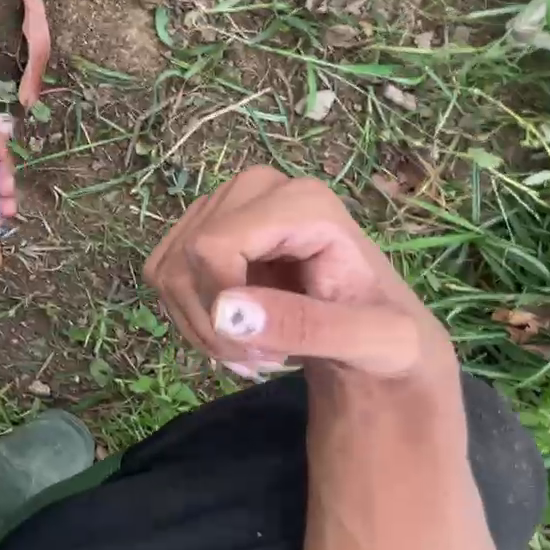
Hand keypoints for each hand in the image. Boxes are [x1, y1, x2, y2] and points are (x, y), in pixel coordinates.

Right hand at [141, 166, 456, 394]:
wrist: (375, 337)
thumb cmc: (388, 338)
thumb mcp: (376, 343)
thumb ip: (307, 327)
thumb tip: (225, 313)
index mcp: (301, 202)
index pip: (211, 245)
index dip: (220, 303)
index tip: (262, 351)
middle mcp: (256, 188)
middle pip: (185, 259)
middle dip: (210, 324)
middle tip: (257, 361)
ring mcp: (222, 205)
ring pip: (166, 271)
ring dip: (197, 326)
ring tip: (247, 352)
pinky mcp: (198, 229)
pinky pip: (161, 274)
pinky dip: (186, 316)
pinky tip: (230, 331)